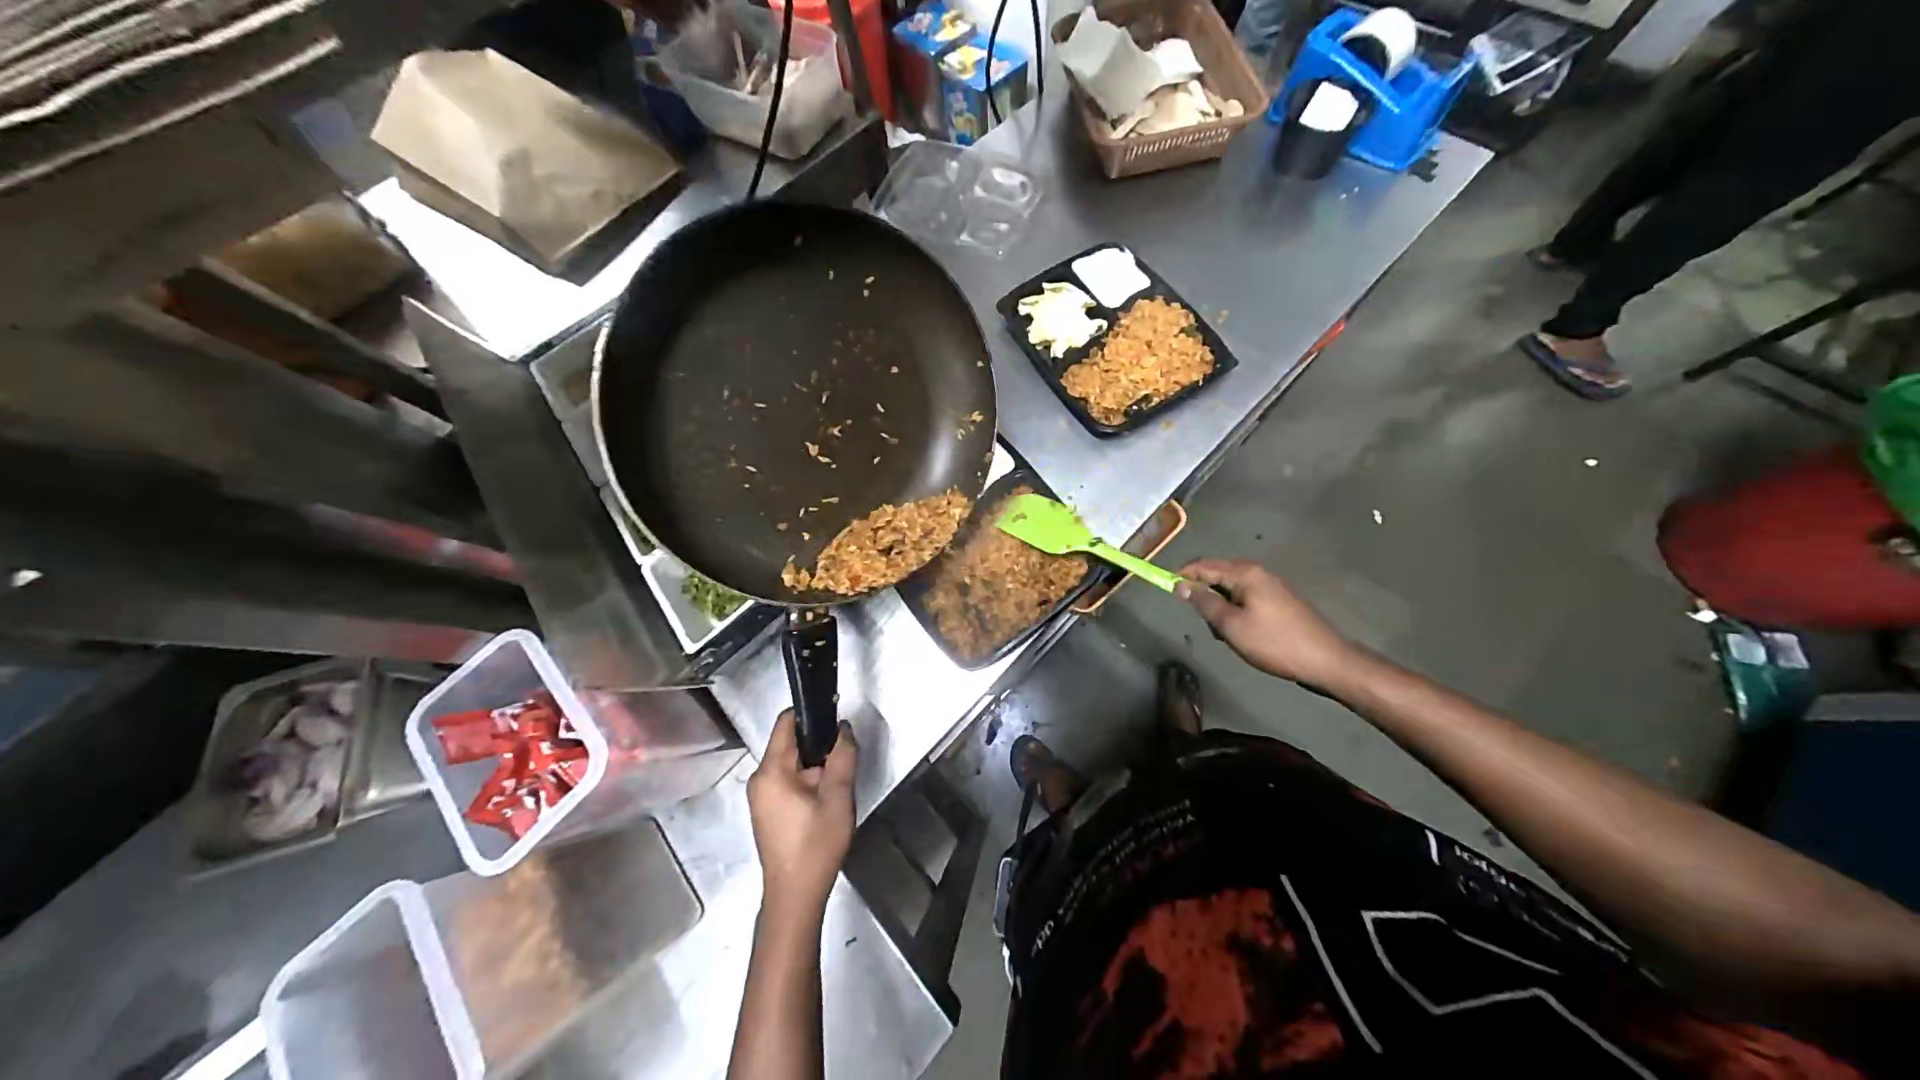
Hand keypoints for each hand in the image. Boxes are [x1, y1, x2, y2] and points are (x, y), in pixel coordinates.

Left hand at [747, 710, 857, 919]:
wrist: (796, 894)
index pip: (786, 723)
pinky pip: (787, 782)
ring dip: (814, 767)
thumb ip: (843, 756)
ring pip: (791, 765)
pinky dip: (806, 782)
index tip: (835, 717)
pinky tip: (824, 800)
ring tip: (837, 784)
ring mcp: (760, 797)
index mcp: (771, 770)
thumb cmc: (816, 844)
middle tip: (843, 760)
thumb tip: (843, 730)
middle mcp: (759, 779)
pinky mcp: (766, 811)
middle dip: (817, 747)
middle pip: (789, 744)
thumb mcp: (838, 796)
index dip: (811, 714)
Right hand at [1176, 559, 1358, 686]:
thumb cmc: (1274, 642)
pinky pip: (1245, 599)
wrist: (1325, 661)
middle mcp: (1258, 572)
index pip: (1203, 565)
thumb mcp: (1231, 625)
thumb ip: (1203, 602)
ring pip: (1230, 590)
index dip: (1182, 576)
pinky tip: (1242, 634)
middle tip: (1204, 623)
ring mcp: (1270, 586)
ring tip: (1226, 635)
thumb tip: (1182, 585)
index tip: (1166, 591)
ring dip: (1220, 608)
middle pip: (1217, 575)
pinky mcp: (1278, 601)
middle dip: (1203, 595)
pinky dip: (1235, 613)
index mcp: (1245, 573)